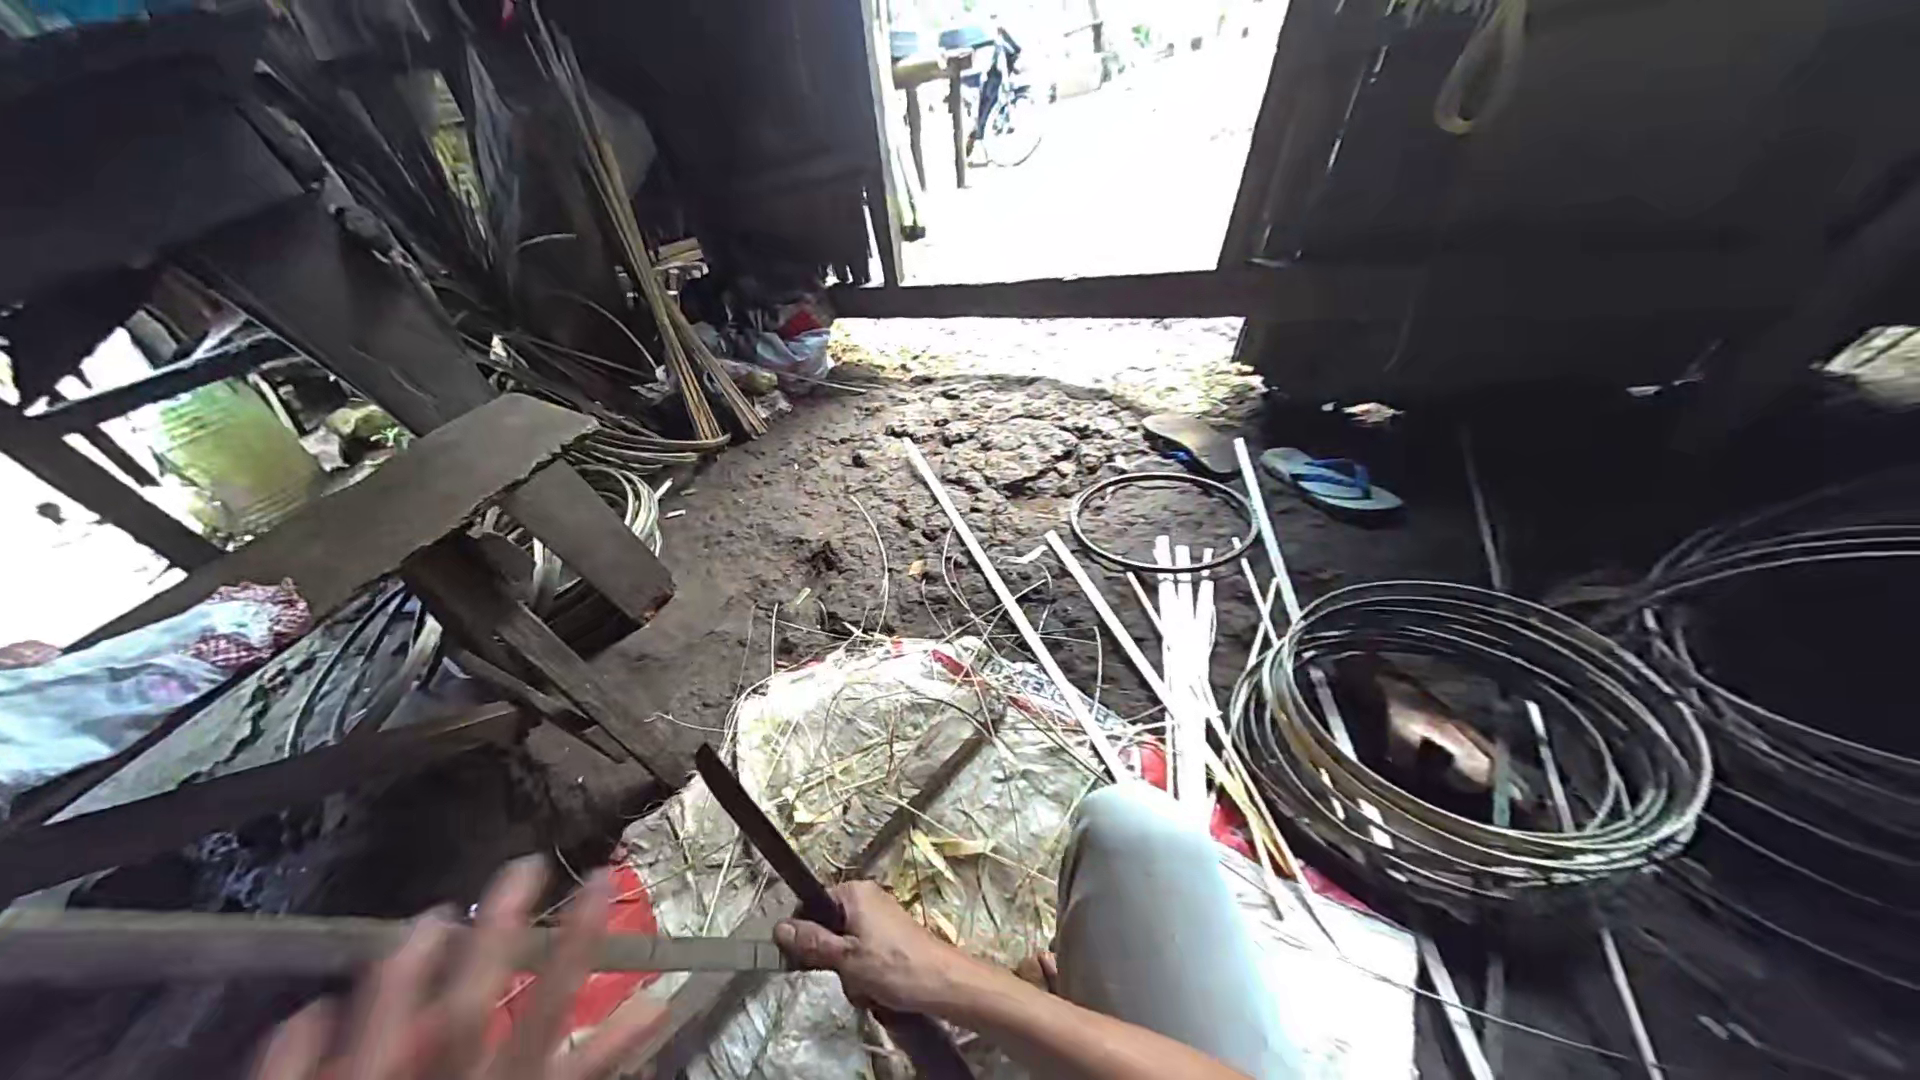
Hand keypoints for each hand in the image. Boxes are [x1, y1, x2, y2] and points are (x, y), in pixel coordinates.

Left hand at [250, 857, 664, 1079]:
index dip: (581, 939)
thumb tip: (655, 1008)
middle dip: (497, 929)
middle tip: (520, 870)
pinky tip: (306, 1014)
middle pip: (467, 1002)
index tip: (603, 879)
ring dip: (403, 971)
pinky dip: (296, 1055)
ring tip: (429, 918)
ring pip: (379, 1032)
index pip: (552, 1004)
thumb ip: (597, 1071)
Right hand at [774, 881, 996, 1015]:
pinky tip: (874, 988)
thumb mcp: (845, 957)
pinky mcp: (890, 934)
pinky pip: (863, 951)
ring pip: (846, 945)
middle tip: (844, 975)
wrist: (939, 981)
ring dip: (849, 971)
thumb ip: (811, 942)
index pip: (813, 905)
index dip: (804, 933)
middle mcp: (867, 896)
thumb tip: (779, 927)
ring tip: (863, 985)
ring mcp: (880, 915)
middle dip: (831, 958)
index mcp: (854, 891)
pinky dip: (864, 972)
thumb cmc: (892, 965)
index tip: (804, 959)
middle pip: (829, 927)